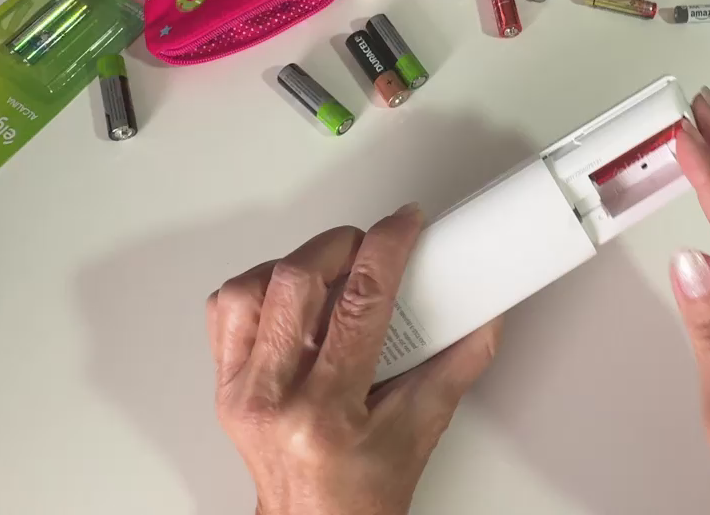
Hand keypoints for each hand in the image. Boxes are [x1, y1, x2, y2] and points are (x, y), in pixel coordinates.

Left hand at [208, 204, 502, 514]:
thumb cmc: (361, 497)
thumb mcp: (422, 430)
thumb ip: (459, 363)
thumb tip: (485, 314)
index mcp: (327, 411)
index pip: (360, 302)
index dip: (387, 247)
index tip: (405, 222)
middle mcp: (273, 397)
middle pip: (296, 282)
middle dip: (341, 244)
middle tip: (370, 245)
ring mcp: (241, 391)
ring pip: (251, 288)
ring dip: (295, 263)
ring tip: (330, 268)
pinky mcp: (225, 385)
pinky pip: (225, 310)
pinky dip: (258, 286)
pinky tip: (289, 293)